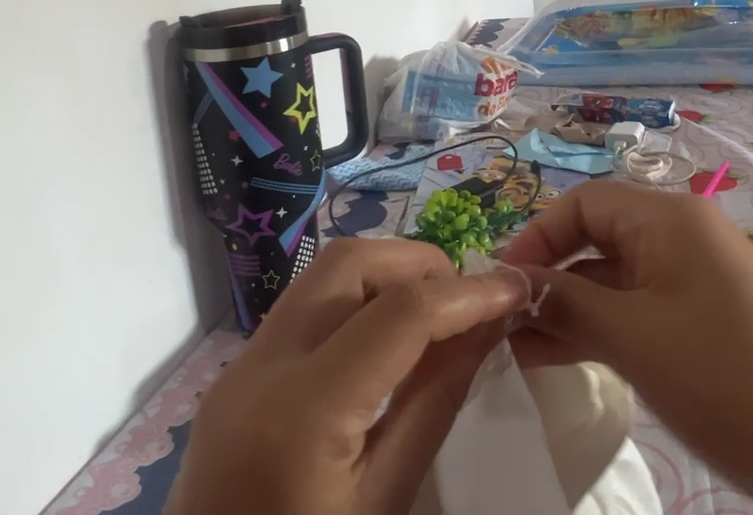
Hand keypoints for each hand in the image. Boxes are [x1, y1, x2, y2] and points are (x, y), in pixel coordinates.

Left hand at [165, 237, 528, 514]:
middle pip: (349, 262)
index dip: (468, 292)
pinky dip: (356, 302)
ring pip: (322, 275)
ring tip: (435, 315)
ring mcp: (239, 367)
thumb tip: (487, 327)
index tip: (517, 289)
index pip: (399, 314)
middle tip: (467, 301)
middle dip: (419, 264)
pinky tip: (387, 341)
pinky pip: (304, 309)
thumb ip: (435, 403)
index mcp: (301, 412)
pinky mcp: (235, 376)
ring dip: (386, 276)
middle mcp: (261, 367)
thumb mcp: (385, 501)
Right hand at [500, 180, 752, 514]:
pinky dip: (605, 329)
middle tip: (506, 328)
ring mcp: (699, 279)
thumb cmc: (725, 378)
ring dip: (572, 310)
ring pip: (618, 279)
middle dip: (550, 278)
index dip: (536, 238)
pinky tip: (571, 363)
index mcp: (669, 218)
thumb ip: (565, 302)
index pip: (583, 203)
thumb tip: (509, 282)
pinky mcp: (708, 320)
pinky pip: (642, 309)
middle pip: (599, 238)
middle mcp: (684, 235)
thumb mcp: (633, 337)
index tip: (500, 287)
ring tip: (525, 355)